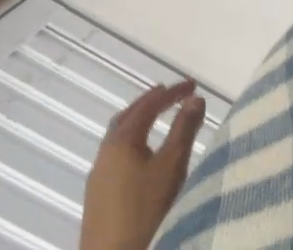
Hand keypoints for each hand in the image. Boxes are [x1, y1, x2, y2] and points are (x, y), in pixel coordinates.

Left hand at [81, 81, 205, 249]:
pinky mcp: (97, 195)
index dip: (171, 92)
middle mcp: (105, 154)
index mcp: (122, 141)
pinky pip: (115, 154)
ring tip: (159, 118)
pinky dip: (133, 140)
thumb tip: (195, 98)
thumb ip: (185, 129)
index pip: (148, 105)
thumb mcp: (173, 165)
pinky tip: (143, 153)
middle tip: (173, 94)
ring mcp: (98, 176)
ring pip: (118, 137)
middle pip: (127, 117)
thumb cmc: (146, 208)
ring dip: (139, 121)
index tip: (194, 84)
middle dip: (150, 102)